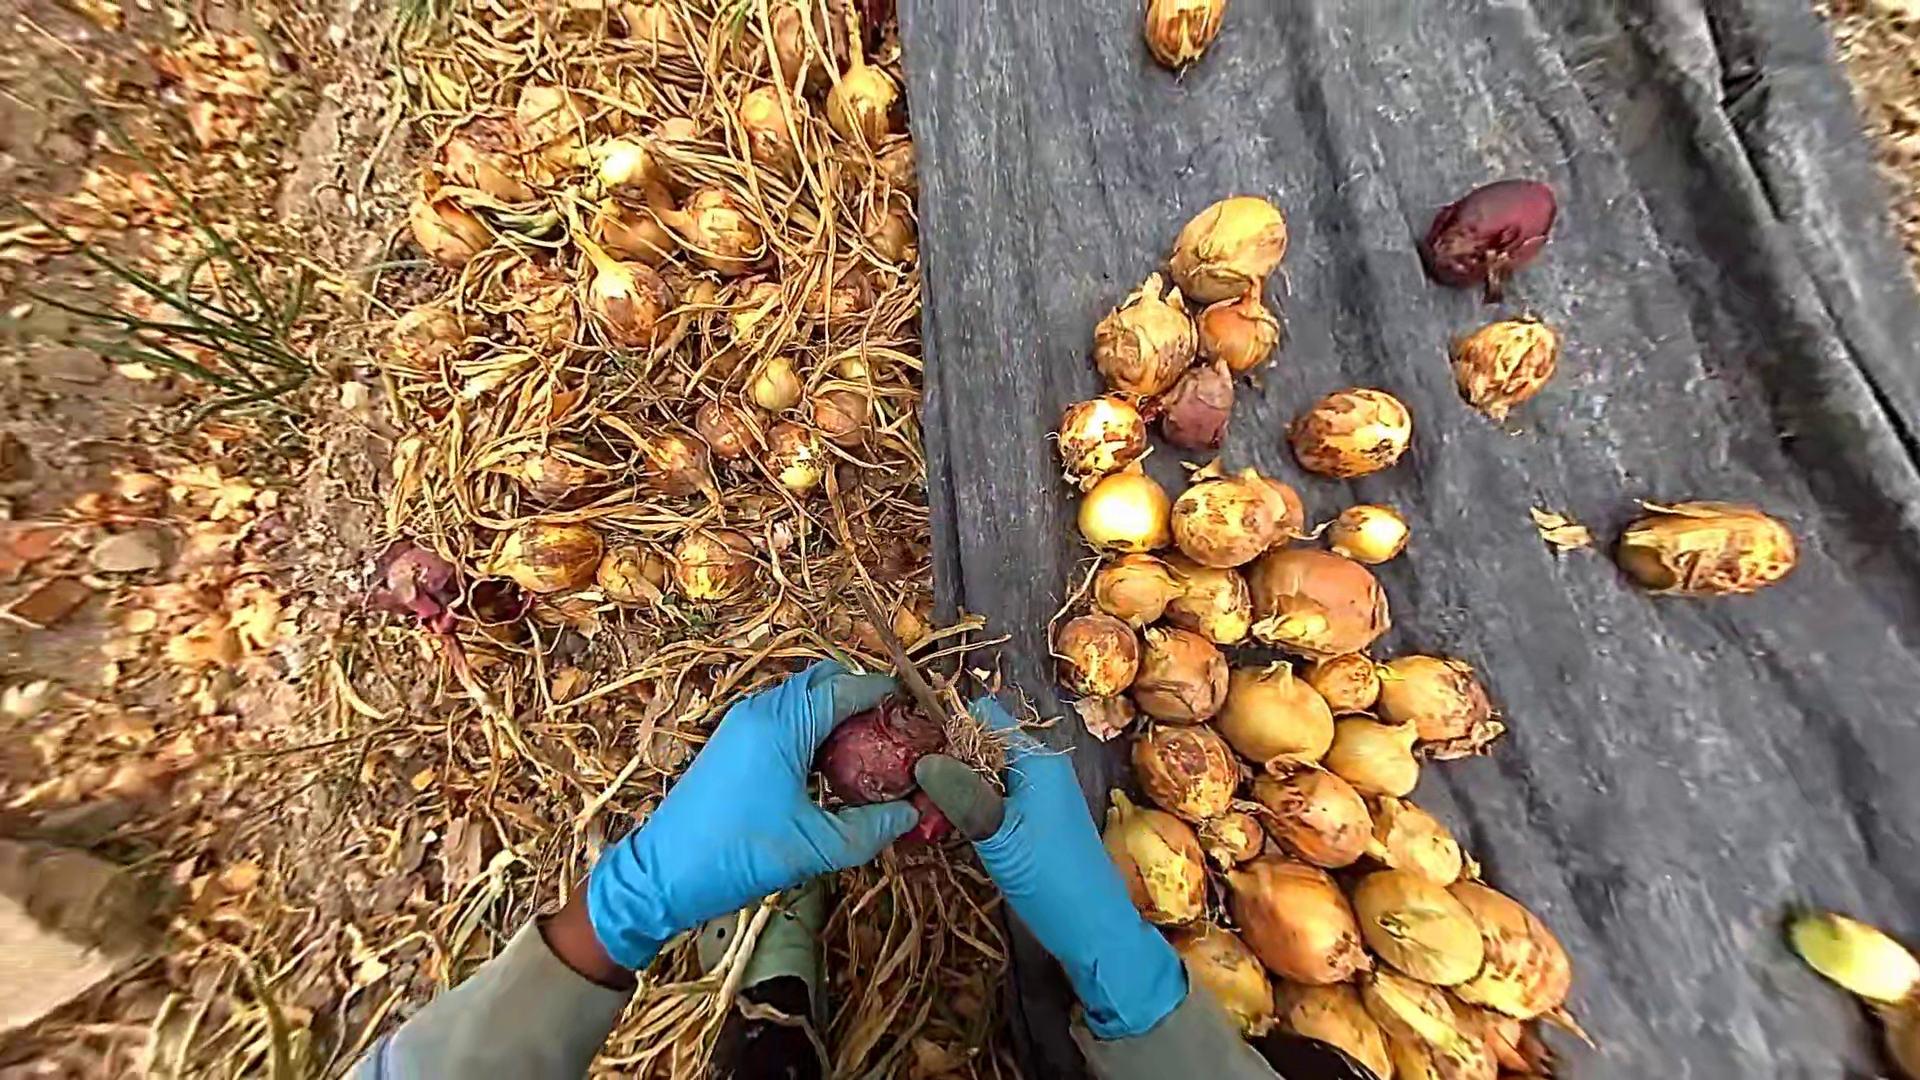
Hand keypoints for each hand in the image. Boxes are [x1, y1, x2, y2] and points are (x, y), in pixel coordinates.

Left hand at [585, 661, 919, 969]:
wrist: (658, 875)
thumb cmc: (738, 855)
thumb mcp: (815, 847)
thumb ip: (872, 828)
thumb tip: (913, 813)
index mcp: (784, 723)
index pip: (849, 687)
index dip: (886, 694)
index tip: (913, 714)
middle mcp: (764, 707)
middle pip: (826, 677)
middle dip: (862, 694)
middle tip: (886, 730)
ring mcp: (745, 717)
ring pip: (805, 691)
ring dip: (836, 707)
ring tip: (861, 747)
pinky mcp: (735, 733)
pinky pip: (786, 709)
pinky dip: (813, 720)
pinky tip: (824, 760)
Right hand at [917, 698, 1186, 1039]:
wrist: (1096, 930)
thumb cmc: (1049, 877)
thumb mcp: (997, 835)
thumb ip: (961, 792)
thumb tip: (923, 758)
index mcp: (1035, 756)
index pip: (985, 712)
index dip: (949, 721)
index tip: (917, 743)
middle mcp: (1040, 761)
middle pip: (985, 737)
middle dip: (950, 752)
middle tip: (914, 776)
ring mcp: (1041, 786)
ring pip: (990, 765)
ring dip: (961, 778)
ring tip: (926, 797)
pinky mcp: (1039, 810)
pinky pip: (1000, 788)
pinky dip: (976, 796)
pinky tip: (954, 816)